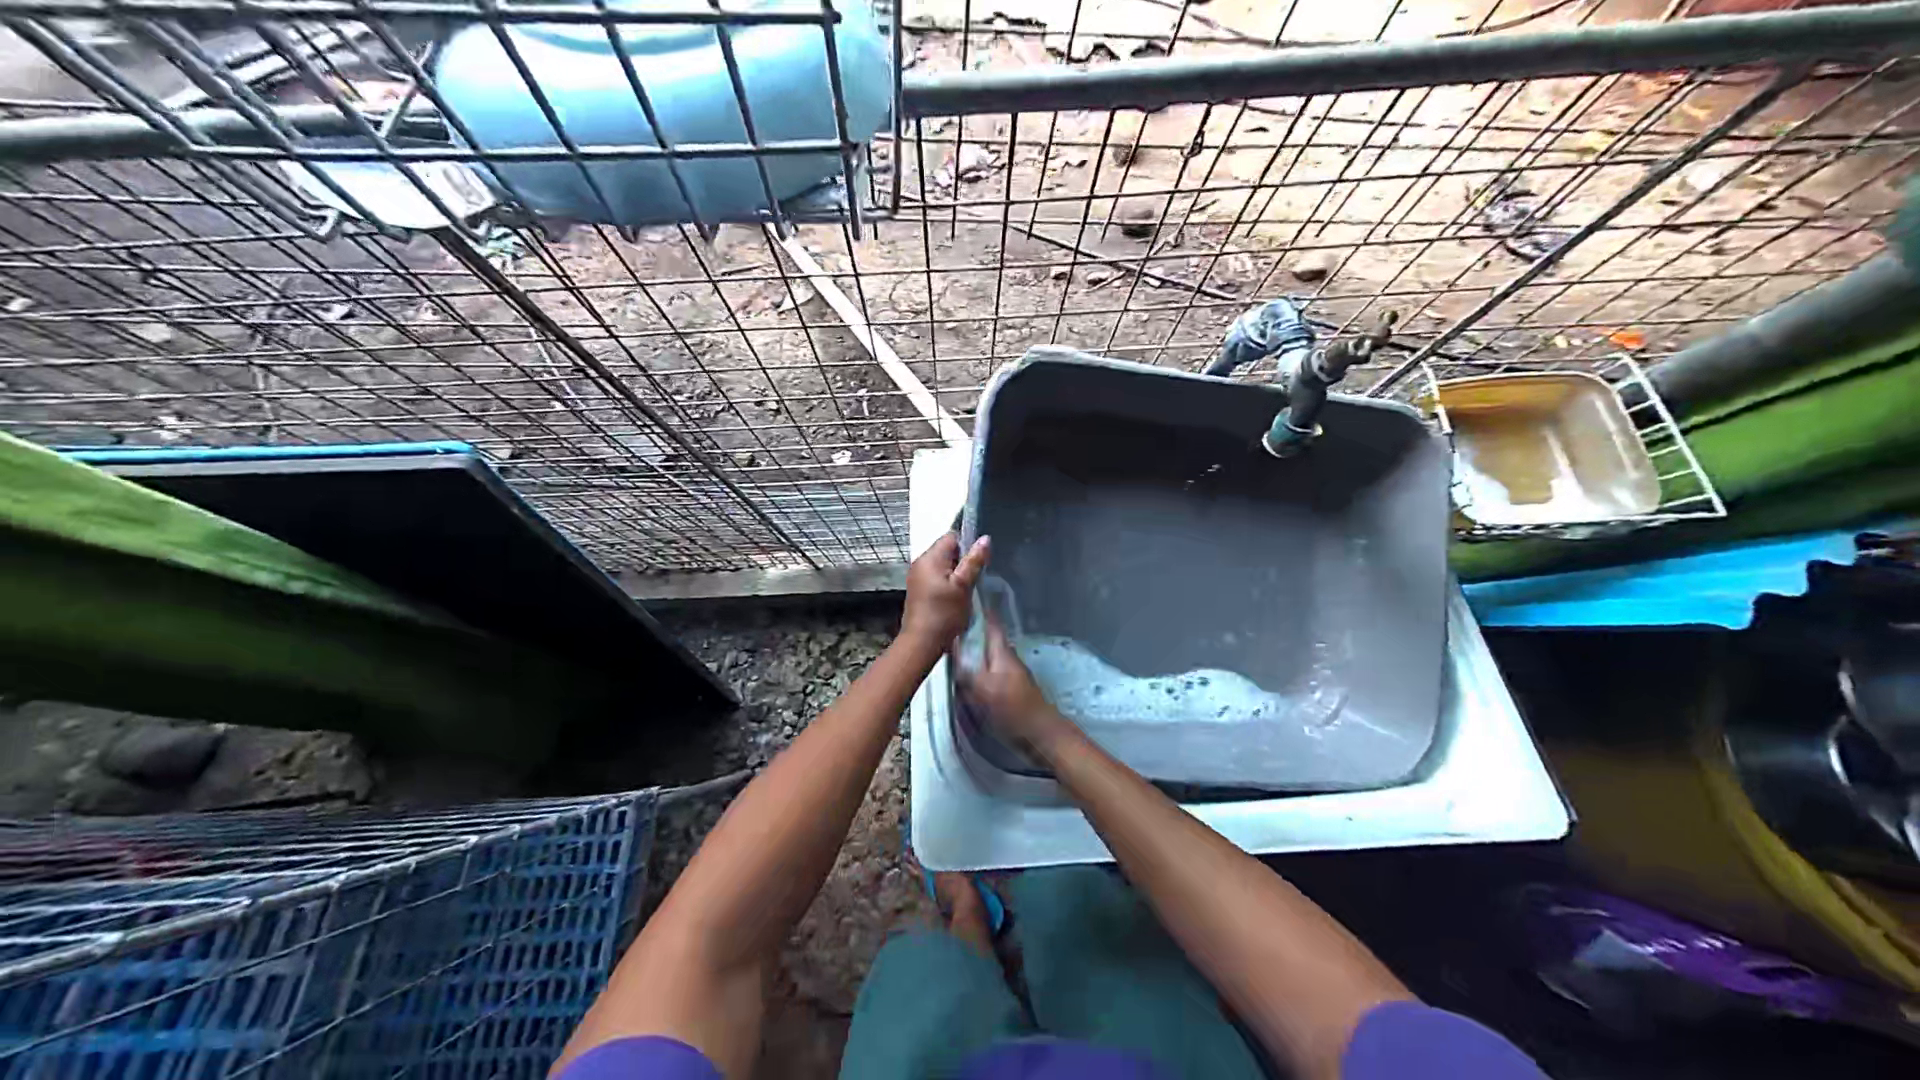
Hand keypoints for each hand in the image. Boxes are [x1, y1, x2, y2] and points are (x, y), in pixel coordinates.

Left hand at [900, 531, 990, 647]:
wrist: (922, 642)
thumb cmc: (944, 613)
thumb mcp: (963, 586)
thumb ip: (974, 561)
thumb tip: (985, 538)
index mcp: (930, 557)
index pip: (952, 537)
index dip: (968, 544)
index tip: (979, 560)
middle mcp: (920, 562)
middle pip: (947, 550)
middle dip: (963, 559)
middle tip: (975, 576)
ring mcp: (917, 576)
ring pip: (943, 564)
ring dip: (956, 572)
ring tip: (967, 587)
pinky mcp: (919, 589)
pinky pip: (936, 576)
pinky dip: (948, 581)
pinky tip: (956, 595)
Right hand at [959, 613, 1068, 752]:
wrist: (1041, 735)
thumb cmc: (1012, 710)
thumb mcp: (984, 688)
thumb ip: (967, 667)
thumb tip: (954, 645)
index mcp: (1002, 653)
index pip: (991, 624)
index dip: (979, 610)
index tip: (964, 599)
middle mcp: (1007, 659)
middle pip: (987, 640)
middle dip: (971, 633)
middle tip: (949, 630)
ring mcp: (1011, 675)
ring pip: (988, 657)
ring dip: (974, 653)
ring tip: (954, 654)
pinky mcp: (1011, 690)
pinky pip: (990, 672)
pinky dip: (978, 671)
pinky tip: (967, 681)